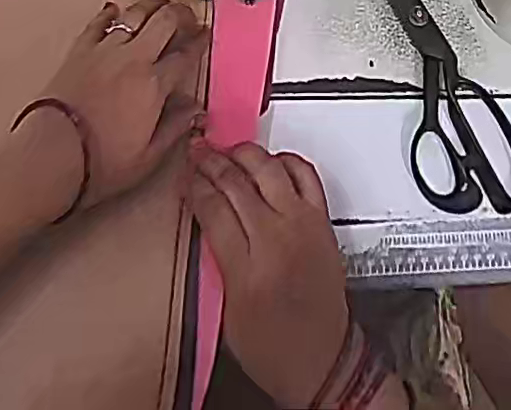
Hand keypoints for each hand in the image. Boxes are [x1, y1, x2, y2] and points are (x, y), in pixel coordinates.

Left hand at [37, 0, 206, 208]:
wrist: (51, 156)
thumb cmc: (101, 163)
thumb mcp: (148, 157)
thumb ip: (175, 127)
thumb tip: (195, 109)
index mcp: (154, 84)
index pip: (185, 54)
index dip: (199, 42)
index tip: (205, 35)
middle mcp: (134, 59)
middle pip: (165, 20)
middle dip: (182, 14)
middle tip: (188, 18)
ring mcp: (105, 50)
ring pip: (136, 13)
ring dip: (152, 5)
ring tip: (161, 6)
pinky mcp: (80, 50)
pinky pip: (98, 22)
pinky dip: (110, 13)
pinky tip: (115, 10)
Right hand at [189, 142, 349, 406]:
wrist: (323, 360)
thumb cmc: (273, 346)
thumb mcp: (227, 311)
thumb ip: (216, 259)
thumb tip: (204, 211)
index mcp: (247, 270)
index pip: (213, 208)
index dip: (195, 186)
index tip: (186, 177)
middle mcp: (277, 239)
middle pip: (236, 182)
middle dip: (211, 162)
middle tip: (199, 153)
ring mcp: (303, 224)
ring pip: (268, 168)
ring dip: (243, 154)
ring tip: (228, 151)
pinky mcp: (322, 218)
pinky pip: (304, 173)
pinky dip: (286, 160)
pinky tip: (270, 160)